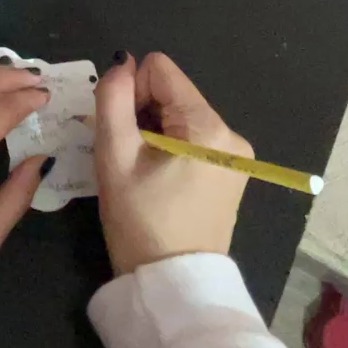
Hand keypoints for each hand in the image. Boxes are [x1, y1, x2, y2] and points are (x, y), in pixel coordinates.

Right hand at [94, 51, 252, 274]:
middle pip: (169, 90)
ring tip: (140, 169)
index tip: (122, 132)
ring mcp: (234, 155)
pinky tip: (155, 178)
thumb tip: (121, 62)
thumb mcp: (114, 154)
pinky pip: (189, 136)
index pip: (159, 69)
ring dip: (151, 131)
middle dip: (140, 112)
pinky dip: (166, 146)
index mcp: (208, 126)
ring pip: (176, 113)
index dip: (130, 92)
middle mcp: (231, 134)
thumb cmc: (140, 220)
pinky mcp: (229, 172)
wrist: (173, 286)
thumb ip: (113, 98)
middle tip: (127, 155)